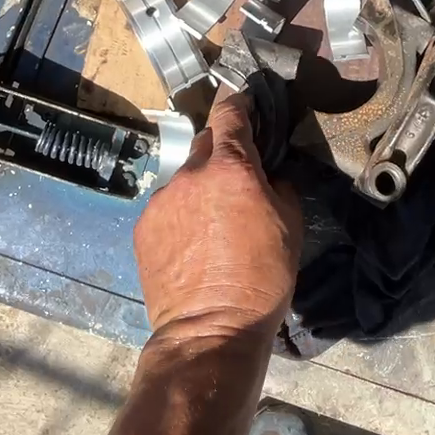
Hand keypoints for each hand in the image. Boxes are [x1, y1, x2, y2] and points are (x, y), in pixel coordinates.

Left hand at [134, 92, 301, 343]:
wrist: (210, 332)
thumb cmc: (261, 277)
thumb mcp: (291, 225)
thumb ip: (278, 185)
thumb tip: (267, 175)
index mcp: (230, 167)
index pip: (230, 113)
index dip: (239, 103)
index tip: (244, 102)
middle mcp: (190, 174)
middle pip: (206, 144)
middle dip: (222, 153)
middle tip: (237, 178)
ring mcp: (161, 200)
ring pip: (185, 179)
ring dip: (200, 189)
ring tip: (213, 225)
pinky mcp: (144, 226)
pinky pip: (168, 207)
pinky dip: (181, 215)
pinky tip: (192, 244)